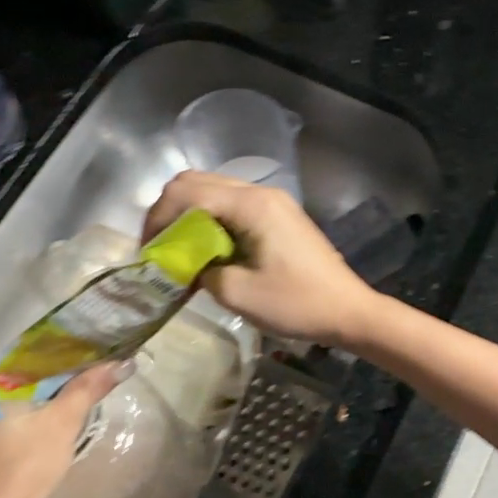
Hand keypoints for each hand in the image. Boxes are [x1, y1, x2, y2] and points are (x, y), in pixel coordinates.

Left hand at [0, 362, 124, 497]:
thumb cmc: (22, 467)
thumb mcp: (62, 424)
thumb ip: (89, 388)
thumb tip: (122, 361)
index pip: (32, 352)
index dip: (70, 354)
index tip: (102, 360)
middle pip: (26, 374)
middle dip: (63, 378)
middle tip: (99, 382)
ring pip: (20, 396)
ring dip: (52, 398)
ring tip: (86, 399)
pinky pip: (12, 415)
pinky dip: (36, 415)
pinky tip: (59, 424)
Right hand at [142, 171, 384, 347]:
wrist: (350, 313)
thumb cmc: (297, 304)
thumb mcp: (238, 294)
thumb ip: (201, 271)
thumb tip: (186, 264)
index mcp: (251, 204)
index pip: (186, 192)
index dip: (158, 218)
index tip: (147, 252)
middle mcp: (261, 193)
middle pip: (198, 183)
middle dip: (169, 212)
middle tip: (159, 249)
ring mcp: (274, 203)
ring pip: (216, 193)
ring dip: (191, 217)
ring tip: (180, 252)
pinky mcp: (281, 218)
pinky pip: (235, 208)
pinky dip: (213, 223)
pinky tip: (209, 252)